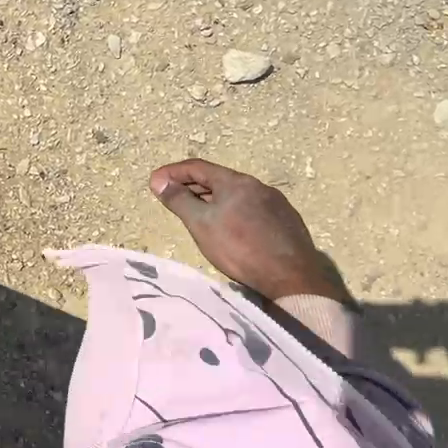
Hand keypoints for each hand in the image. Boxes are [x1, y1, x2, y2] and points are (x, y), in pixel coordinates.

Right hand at [148, 159, 349, 302]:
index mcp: (236, 181)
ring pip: (236, 195)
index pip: (196, 167)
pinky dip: (233, 211)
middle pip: (217, 179)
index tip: (154, 183)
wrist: (293, 279)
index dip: (171, 173)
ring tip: (198, 214)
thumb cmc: (240, 247)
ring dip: (212, 199)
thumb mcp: (200, 223)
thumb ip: (178, 199)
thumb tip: (159, 182)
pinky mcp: (288, 223)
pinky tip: (230, 228)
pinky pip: (252, 208)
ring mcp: (277, 204)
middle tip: (172, 198)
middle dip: (191, 186)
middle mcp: (258, 186)